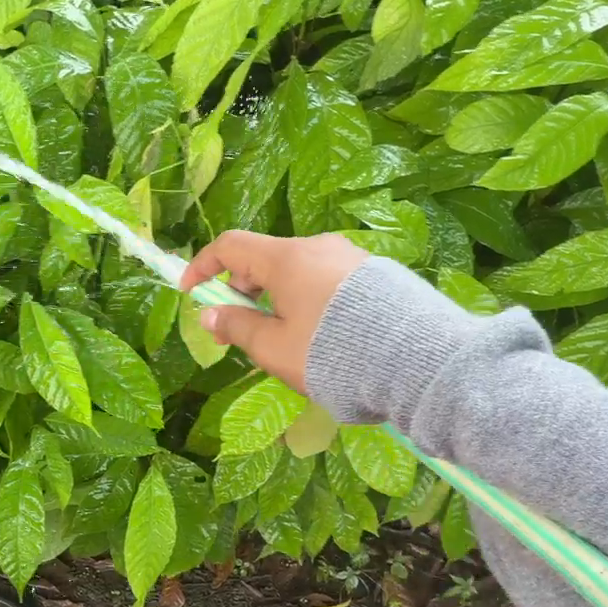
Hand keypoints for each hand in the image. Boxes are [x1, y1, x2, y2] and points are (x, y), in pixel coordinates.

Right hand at [179, 231, 368, 392]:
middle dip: (241, 290)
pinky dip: (306, 299)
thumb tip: (210, 313)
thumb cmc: (330, 352)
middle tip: (237, 329)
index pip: (231, 246)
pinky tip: (318, 334)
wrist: (418, 360)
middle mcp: (318, 248)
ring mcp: (351, 259)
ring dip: (275, 297)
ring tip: (281, 338)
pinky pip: (326, 281)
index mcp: (287, 259)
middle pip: (265, 259)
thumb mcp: (273, 348)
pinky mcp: (376, 275)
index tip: (190, 292)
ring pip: (297, 272)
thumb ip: (237, 327)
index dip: (203, 266)